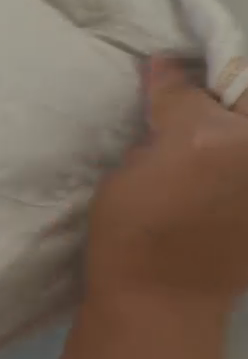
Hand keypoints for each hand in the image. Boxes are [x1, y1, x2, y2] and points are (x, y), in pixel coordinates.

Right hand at [86, 56, 247, 314]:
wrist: (165, 293)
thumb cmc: (126, 237)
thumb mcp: (123, 181)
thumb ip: (158, 139)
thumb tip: (173, 116)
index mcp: (202, 137)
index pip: (184, 90)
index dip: (169, 77)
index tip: (160, 65)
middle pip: (246, 94)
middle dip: (225, 90)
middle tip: (203, 92)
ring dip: (236, 121)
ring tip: (214, 137)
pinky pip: (247, 159)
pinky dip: (236, 154)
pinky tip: (219, 172)